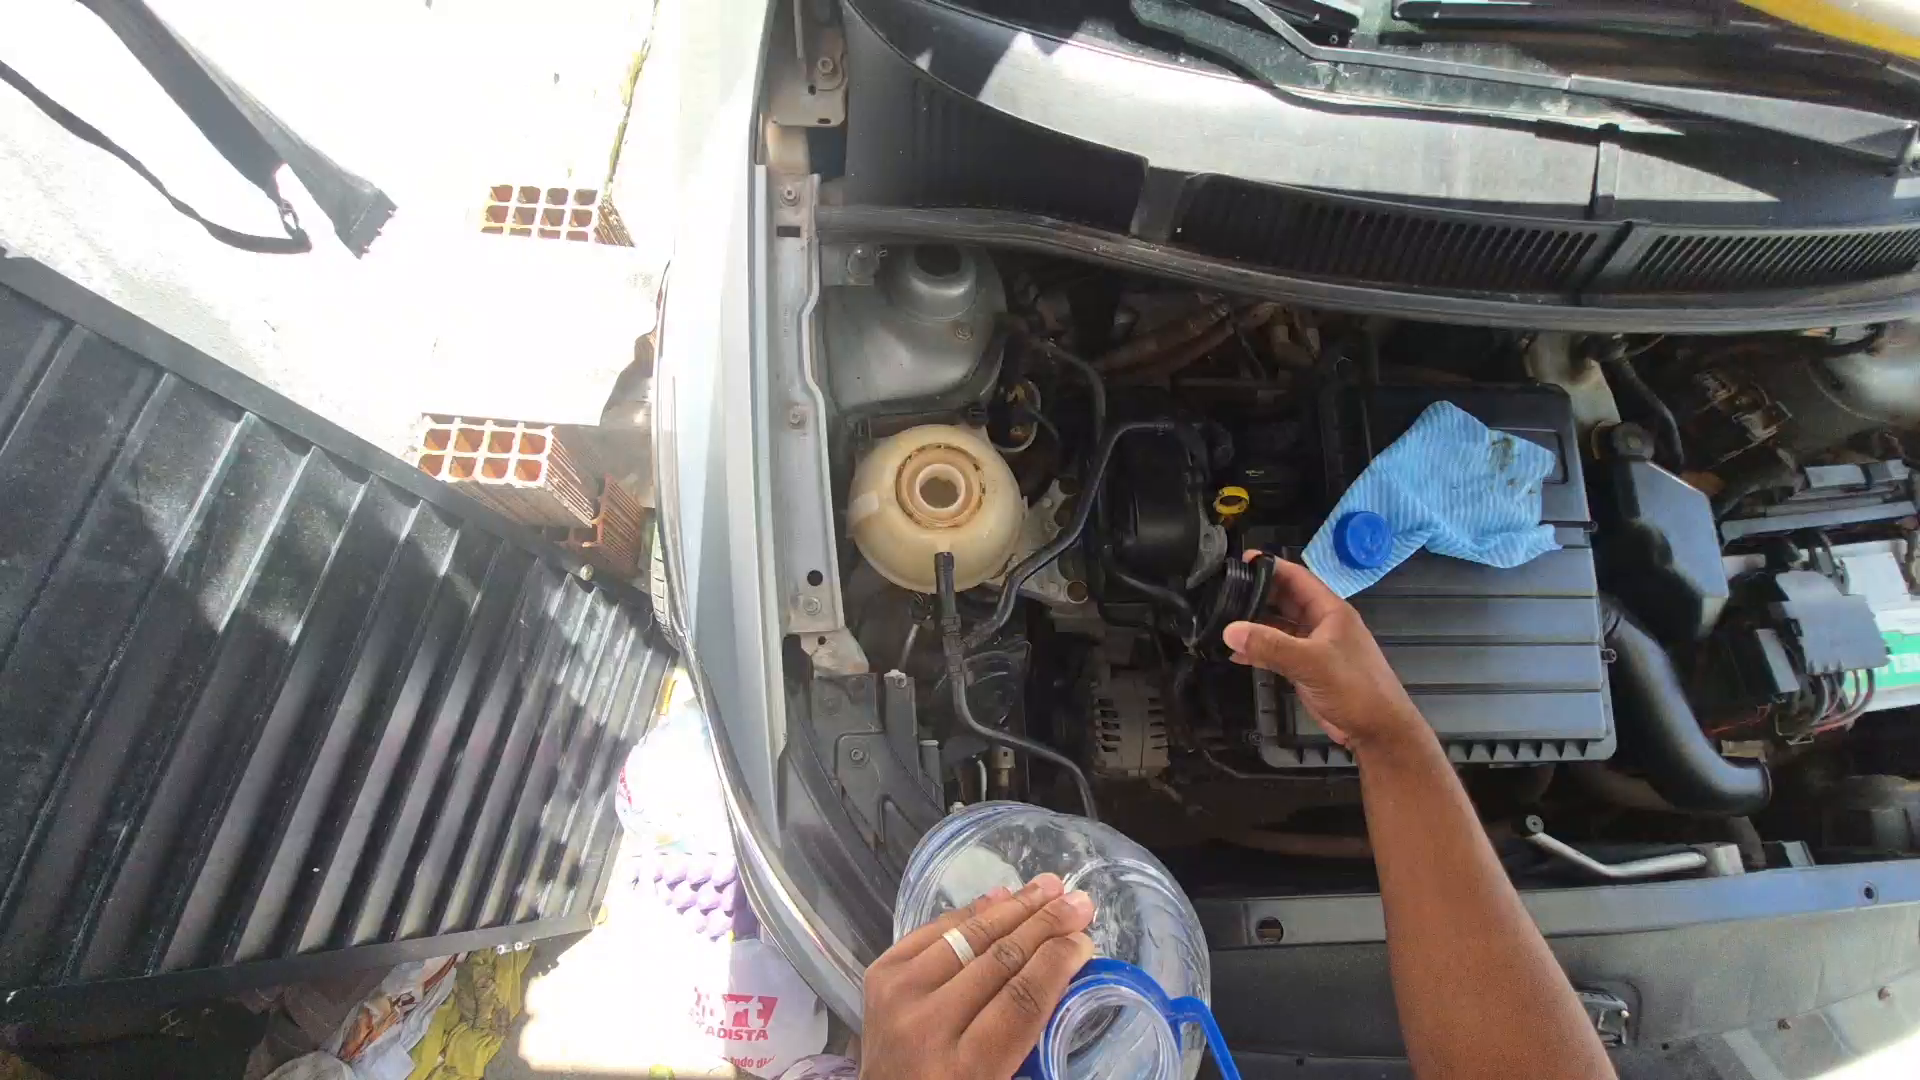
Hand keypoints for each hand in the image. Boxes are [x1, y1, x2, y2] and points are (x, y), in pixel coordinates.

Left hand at [861, 874, 1095, 1079]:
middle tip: (1080, 902)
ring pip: (969, 934)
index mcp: (964, 1072)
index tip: (1085, 939)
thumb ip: (1030, 1033)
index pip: (1021, 1000)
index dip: (1057, 962)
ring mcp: (898, 994)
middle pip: (998, 959)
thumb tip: (1065, 957)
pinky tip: (1003, 896)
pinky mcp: (881, 973)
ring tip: (1049, 887)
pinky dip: (973, 911)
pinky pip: (938, 929)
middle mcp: (926, 1027)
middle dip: (1046, 924)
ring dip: (1015, 906)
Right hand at [1221, 552, 1427, 753]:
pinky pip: (1276, 649)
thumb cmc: (1355, 689)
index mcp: (1330, 611)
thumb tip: (1228, 630)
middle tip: (1222, 590)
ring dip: (1253, 623)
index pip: (1296, 577)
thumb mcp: (1311, 663)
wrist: (1378, 732)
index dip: (1270, 566)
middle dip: (1255, 593)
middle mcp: (1321, 623)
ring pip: (1277, 625)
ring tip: (1221, 619)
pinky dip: (1256, 649)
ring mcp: (1313, 645)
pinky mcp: (1305, 667)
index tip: (1240, 560)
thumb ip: (1270, 646)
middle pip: (1283, 599)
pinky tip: (1234, 653)